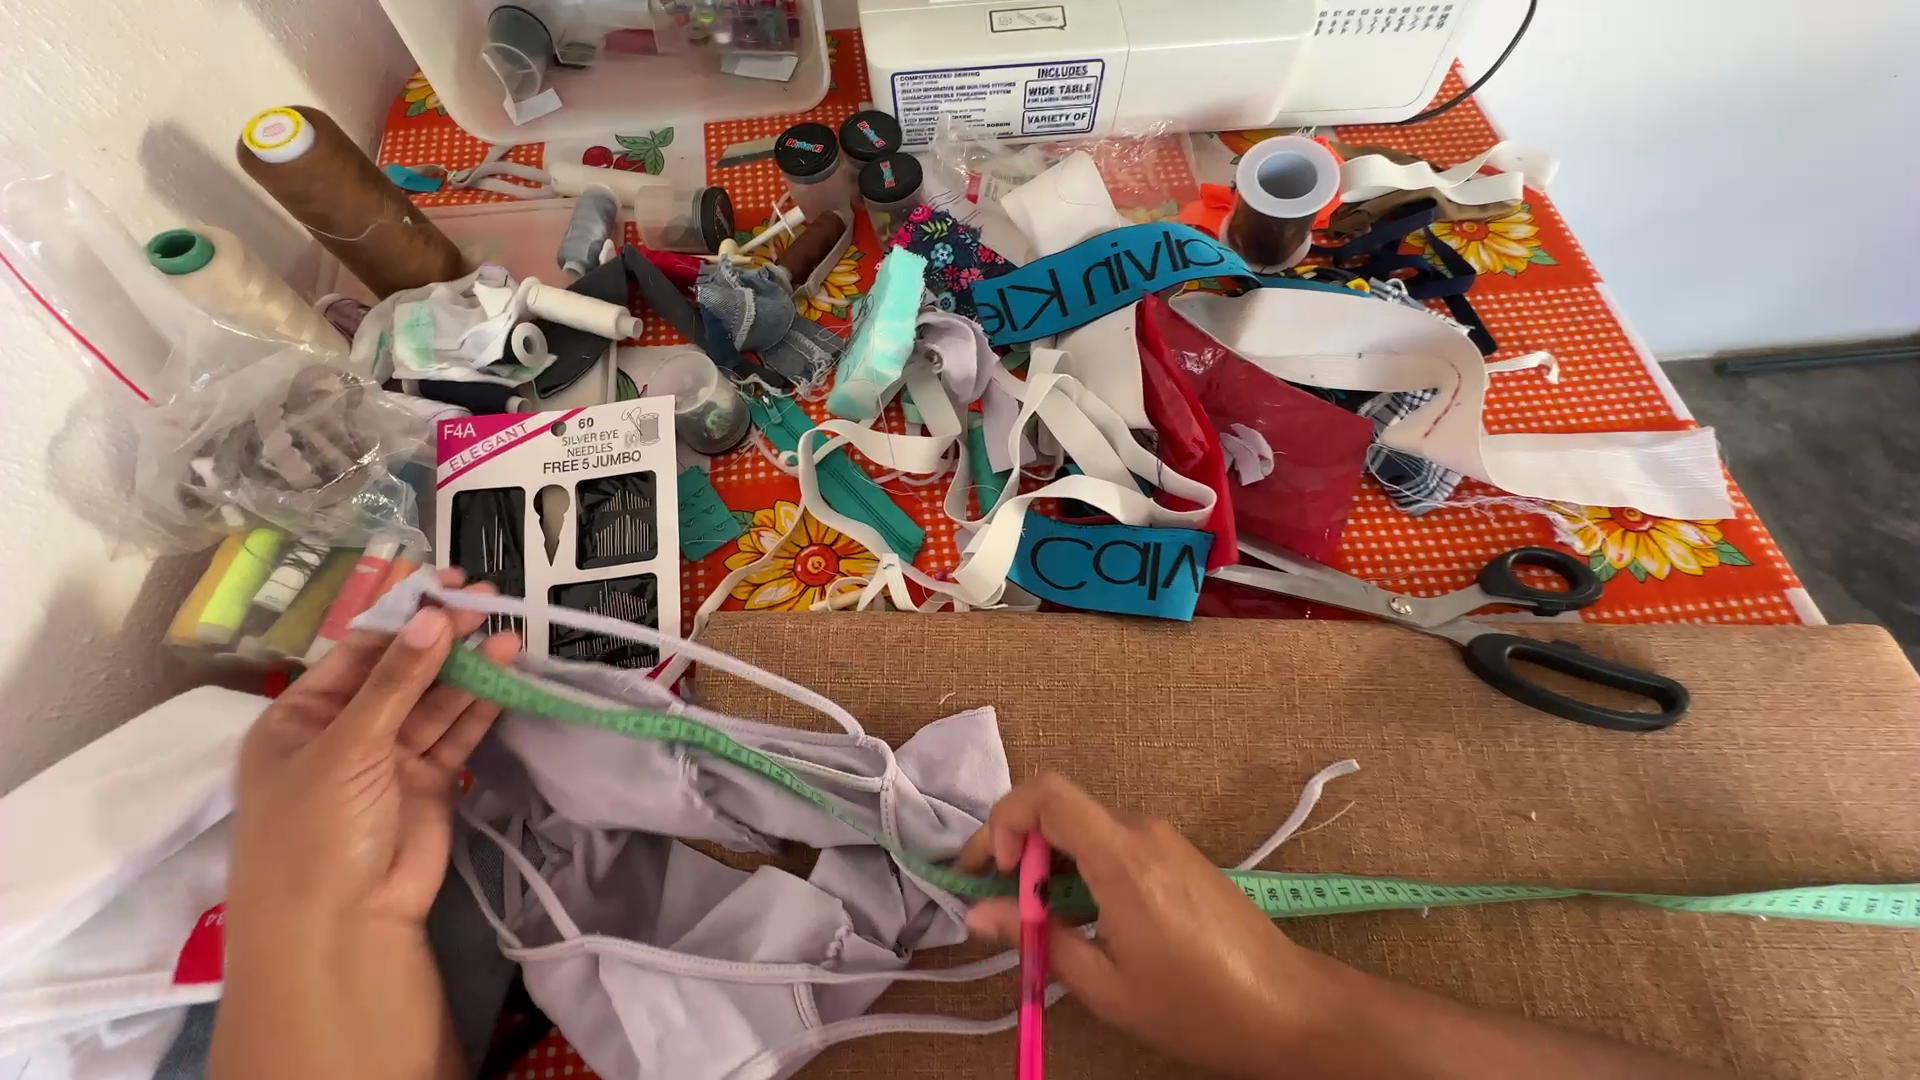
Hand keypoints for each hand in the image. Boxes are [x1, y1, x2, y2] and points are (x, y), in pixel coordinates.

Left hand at [228, 569, 520, 927]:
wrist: (341, 922)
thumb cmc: (315, 830)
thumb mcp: (347, 748)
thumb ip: (396, 682)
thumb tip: (435, 620)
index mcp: (301, 718)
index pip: (358, 651)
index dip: (404, 616)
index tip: (448, 585)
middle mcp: (347, 731)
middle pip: (404, 671)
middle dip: (445, 638)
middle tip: (490, 602)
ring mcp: (391, 756)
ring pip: (437, 700)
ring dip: (471, 669)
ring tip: (511, 636)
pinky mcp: (431, 778)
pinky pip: (458, 732)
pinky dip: (483, 706)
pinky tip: (508, 676)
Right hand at [959, 773, 1315, 1077]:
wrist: (1289, 1007)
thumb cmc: (1196, 1004)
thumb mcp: (1106, 985)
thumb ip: (1036, 938)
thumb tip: (978, 914)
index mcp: (1122, 856)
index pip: (1047, 793)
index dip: (1006, 819)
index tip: (997, 871)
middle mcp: (1140, 830)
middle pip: (1059, 805)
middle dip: (1017, 841)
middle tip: (996, 893)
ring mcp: (1161, 837)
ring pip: (1082, 824)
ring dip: (1048, 857)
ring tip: (1037, 914)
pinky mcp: (1173, 851)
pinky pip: (1109, 839)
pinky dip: (1079, 863)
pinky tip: (1079, 910)